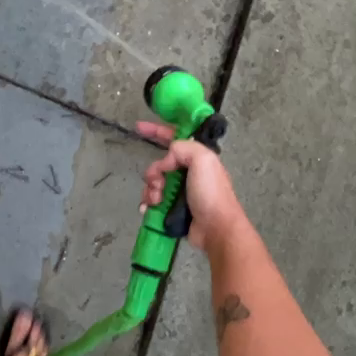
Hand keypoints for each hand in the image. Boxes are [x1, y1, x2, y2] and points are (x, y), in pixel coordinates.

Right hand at [136, 122, 250, 252]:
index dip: (157, 130)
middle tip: (157, 182)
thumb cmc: (210, 192)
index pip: (174, 137)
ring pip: (154, 183)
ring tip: (158, 200)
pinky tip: (149, 209)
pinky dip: (148, 203)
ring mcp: (180, 191)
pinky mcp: (173, 209)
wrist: (216, 228)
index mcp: (197, 157)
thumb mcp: (202, 159)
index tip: (139, 127)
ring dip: (151, 190)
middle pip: (159, 163)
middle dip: (153, 171)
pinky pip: (153, 200)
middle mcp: (188, 172)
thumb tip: (165, 163)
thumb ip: (181, 149)